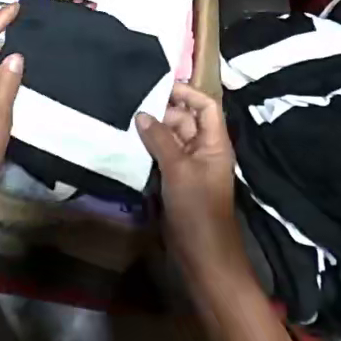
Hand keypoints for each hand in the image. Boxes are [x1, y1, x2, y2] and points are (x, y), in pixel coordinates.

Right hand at [136, 83, 247, 281]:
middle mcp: (204, 149)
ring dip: (152, 130)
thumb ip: (160, 139)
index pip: (206, 105)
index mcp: (215, 142)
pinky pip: (163, 156)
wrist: (202, 254)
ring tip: (126, 118)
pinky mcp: (176, 181)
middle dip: (162, 110)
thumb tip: (142, 114)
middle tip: (132, 102)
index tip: (158, 86)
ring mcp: (190, 166)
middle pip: (185, 119)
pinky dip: (149, 148)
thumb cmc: (197, 208)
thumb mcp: (178, 169)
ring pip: (171, 137)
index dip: (186, 93)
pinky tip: (128, 143)